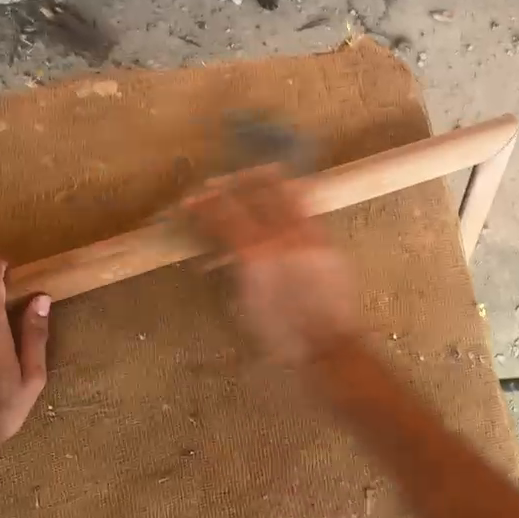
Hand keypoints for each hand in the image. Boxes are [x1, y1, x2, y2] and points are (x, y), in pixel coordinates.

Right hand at [185, 169, 360, 365]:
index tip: (190, 199)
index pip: (222, 216)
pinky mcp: (327, 241)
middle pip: (253, 194)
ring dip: (266, 180)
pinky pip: (310, 206)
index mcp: (253, 255)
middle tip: (218, 181)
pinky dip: (295, 194)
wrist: (328, 346)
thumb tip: (224, 254)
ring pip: (285, 192)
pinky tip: (291, 190)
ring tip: (257, 171)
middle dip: (232, 183)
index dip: (204, 205)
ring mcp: (307, 235)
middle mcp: (280, 237)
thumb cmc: (280, 337)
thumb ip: (236, 271)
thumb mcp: (245, 305)